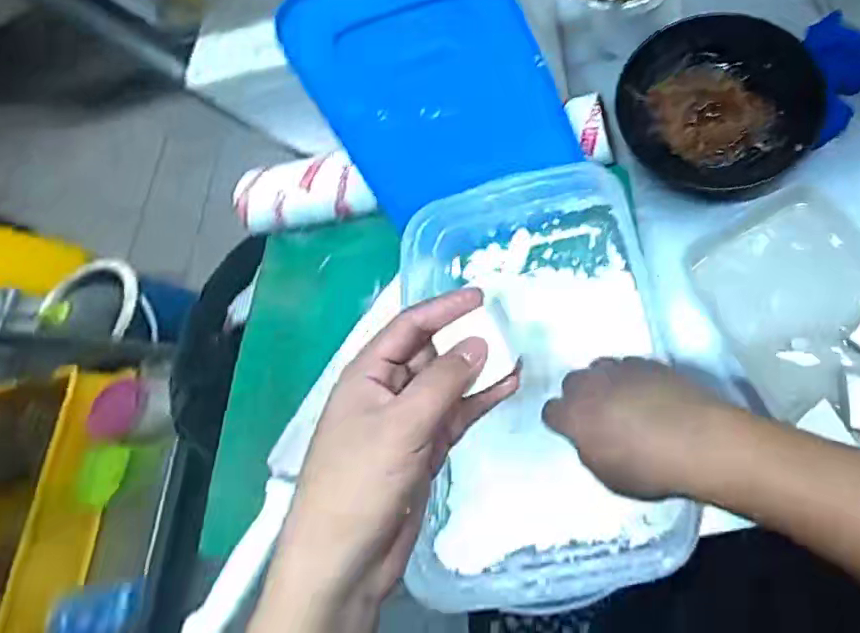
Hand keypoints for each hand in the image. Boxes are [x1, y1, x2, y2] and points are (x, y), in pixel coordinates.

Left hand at [252, 288, 519, 632]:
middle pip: (431, 352)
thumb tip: (479, 342)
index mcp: (368, 374)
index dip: (443, 308)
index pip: (409, 327)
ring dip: (479, 370)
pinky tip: (506, 387)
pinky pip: (455, 413)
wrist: (343, 564)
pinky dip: (479, 400)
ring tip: (515, 353)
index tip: (480, 296)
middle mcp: (388, 390)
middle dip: (465, 338)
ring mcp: (407, 420)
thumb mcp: (402, 424)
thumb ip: (443, 381)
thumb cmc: (360, 482)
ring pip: (448, 383)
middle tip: (505, 324)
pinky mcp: (423, 448)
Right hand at [541, 357, 734, 500]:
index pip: (551, 411)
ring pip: (600, 368)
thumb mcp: (608, 475)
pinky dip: (631, 378)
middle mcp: (591, 384)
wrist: (697, 439)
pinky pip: (628, 366)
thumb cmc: (650, 469)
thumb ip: (588, 450)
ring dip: (605, 383)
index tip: (574, 432)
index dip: (561, 421)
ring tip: (625, 403)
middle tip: (598, 416)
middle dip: (580, 396)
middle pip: (572, 382)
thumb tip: (587, 436)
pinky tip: (648, 395)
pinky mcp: (646, 361)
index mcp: (575, 415)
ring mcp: (620, 367)